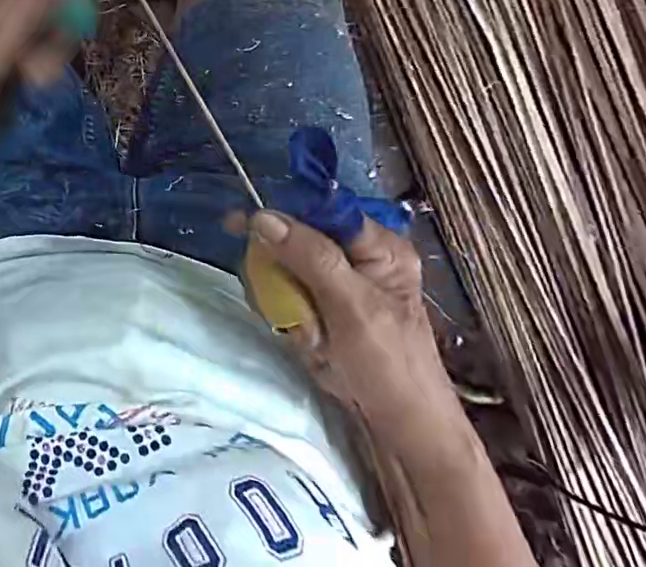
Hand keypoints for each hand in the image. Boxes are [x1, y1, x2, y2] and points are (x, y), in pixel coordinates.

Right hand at [249, 210, 456, 446]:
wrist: (407, 436)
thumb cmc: (391, 367)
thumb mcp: (352, 306)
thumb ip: (310, 256)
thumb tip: (263, 216)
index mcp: (378, 246)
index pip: (319, 210)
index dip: (279, 214)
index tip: (238, 225)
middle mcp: (358, 258)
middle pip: (294, 240)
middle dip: (281, 274)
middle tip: (281, 304)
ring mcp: (339, 285)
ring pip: (284, 270)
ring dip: (285, 303)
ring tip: (309, 337)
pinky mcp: (325, 310)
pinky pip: (288, 297)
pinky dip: (289, 320)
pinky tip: (309, 344)